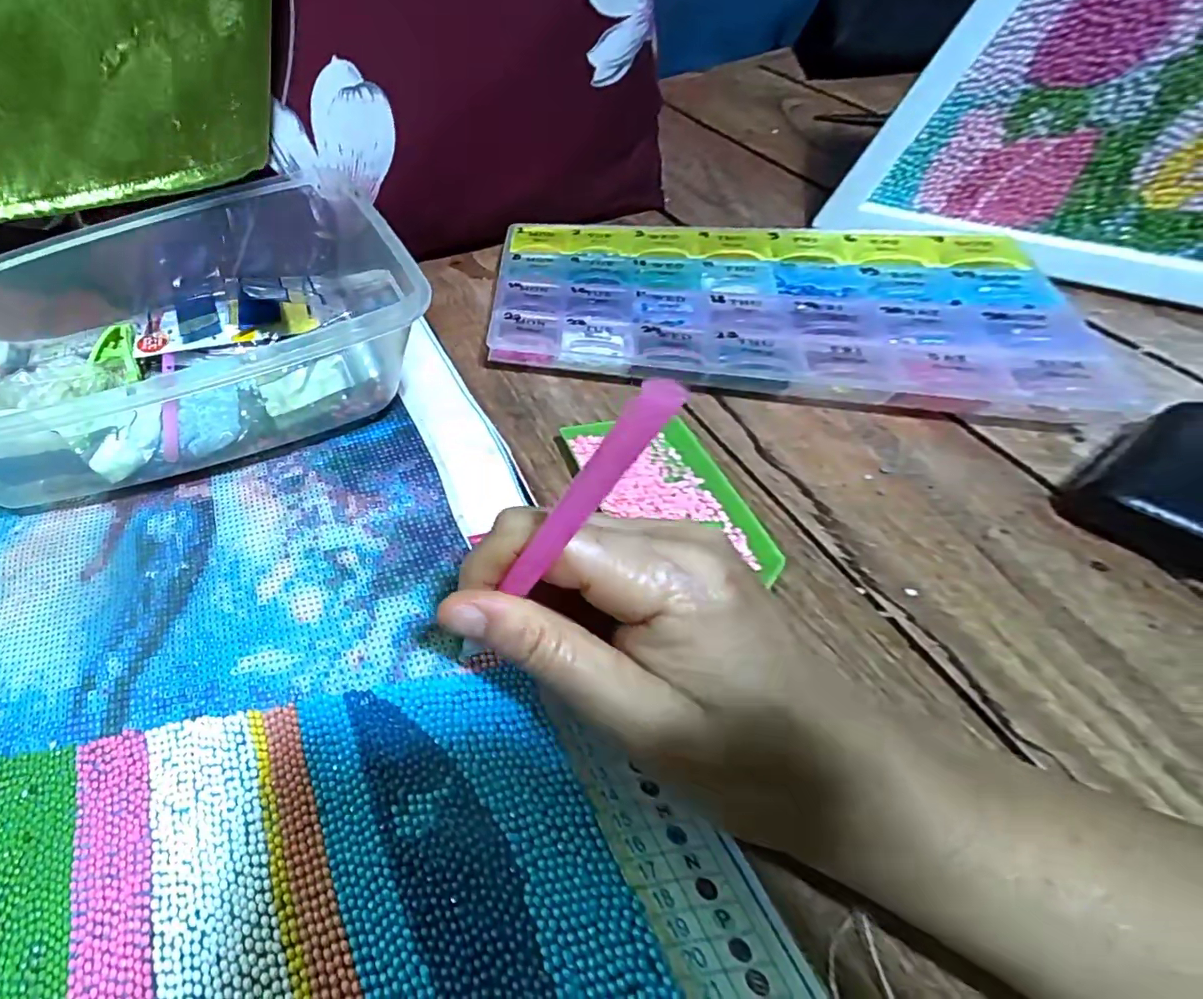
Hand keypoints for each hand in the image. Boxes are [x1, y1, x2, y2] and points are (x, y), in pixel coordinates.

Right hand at [437, 510, 891, 860]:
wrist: (855, 783)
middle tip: (493, 640)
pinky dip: (559, 588)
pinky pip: (589, 553)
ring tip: (533, 644)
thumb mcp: (630, 715)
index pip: (543, 532)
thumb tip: (452, 607)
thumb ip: (540, 649)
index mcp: (670, 569)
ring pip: (563, 536)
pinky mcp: (677, 556)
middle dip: (503, 575)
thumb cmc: (745, 763)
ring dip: (529, 584)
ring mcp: (679, 539)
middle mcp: (673, 533)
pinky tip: (571, 633)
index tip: (462, 625)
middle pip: (549, 524)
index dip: (488, 568)